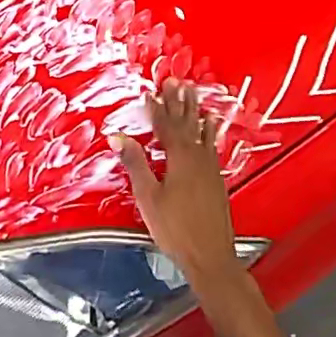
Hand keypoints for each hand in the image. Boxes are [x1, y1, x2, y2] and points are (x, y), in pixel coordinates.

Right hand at [113, 78, 242, 289]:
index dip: (156, 108)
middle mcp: (197, 156)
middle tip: (174, 81)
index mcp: (179, 158)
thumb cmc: (176, 229)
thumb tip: (119, 137)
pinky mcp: (217, 177)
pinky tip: (211, 125)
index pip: (165, 126)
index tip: (150, 92)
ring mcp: (210, 166)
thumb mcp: (148, 196)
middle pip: (185, 122)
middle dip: (178, 101)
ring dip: (194, 110)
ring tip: (192, 92)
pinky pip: (211, 142)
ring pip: (201, 129)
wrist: (210, 255)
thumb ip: (135, 164)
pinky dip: (209, 129)